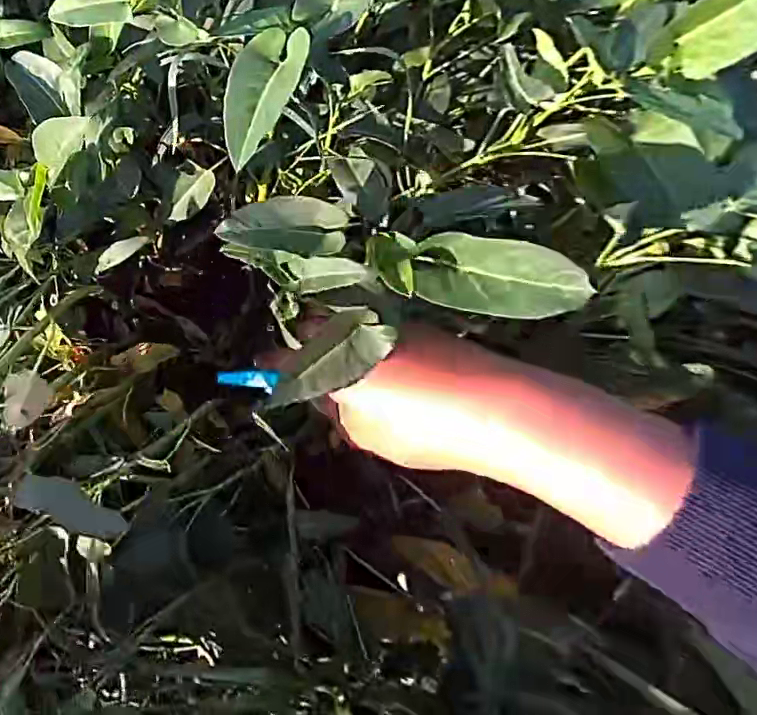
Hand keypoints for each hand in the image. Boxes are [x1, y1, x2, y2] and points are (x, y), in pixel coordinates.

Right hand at [276, 321, 695, 548]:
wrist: (499, 404)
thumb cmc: (423, 428)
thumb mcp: (367, 435)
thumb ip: (340, 414)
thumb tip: (334, 400)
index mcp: (326, 361)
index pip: (279, 360)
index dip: (266, 369)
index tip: (257, 372)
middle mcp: (346, 330)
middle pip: (306, 330)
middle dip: (300, 347)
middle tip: (313, 376)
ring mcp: (380, 321)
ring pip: (340, 323)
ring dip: (335, 340)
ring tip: (356, 374)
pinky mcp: (411, 321)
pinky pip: (373, 325)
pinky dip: (369, 340)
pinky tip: (396, 370)